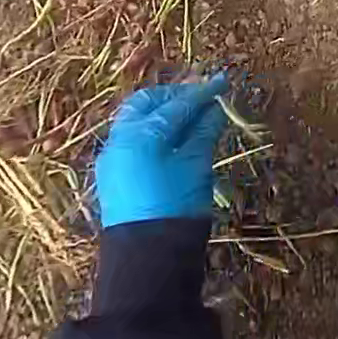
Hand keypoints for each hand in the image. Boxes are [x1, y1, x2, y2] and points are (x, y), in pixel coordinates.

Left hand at [95, 75, 229, 226]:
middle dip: (175, 96)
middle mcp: (120, 141)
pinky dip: (156, 130)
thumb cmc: (177, 206)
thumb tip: (216, 107)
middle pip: (147, 104)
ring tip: (194, 115)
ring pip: (137, 120)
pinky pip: (134, 138)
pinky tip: (178, 136)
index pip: (177, 105)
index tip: (223, 81)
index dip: (203, 93)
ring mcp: (114, 157)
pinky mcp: (115, 172)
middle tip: (202, 96)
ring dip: (165, 112)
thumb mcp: (196, 165)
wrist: (148, 257)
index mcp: (140, 136)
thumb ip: (204, 131)